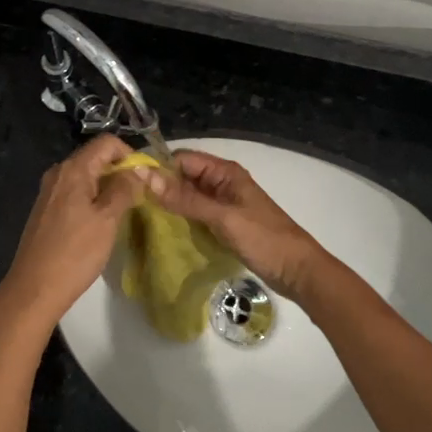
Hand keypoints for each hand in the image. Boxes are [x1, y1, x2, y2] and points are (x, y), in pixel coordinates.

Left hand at [0, 134, 147, 327]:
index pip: (107, 143)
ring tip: (122, 212)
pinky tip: (99, 223)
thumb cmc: (75, 253)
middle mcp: (58, 172)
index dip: (129, 154)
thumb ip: (124, 189)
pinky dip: (92, 199)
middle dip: (119, 172)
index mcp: (73, 169)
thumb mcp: (107, 220)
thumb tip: (137, 169)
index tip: (144, 178)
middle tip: (137, 198)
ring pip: (85, 176)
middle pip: (95, 157)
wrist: (34, 288)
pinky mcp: (46, 209)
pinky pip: (74, 192)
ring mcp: (49, 191)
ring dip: (107, 187)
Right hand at [147, 149, 331, 300]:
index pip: (182, 159)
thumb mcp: (221, 217)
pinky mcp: (224, 223)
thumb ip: (184, 198)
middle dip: (161, 186)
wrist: (298, 272)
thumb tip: (145, 175)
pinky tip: (166, 229)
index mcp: (224, 172)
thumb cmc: (263, 238)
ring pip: (188, 196)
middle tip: (133, 203)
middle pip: (184, 176)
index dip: (159, 167)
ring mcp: (223, 204)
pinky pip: (196, 213)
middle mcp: (222, 182)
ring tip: (143, 216)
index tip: (132, 183)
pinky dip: (182, 218)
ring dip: (170, 204)